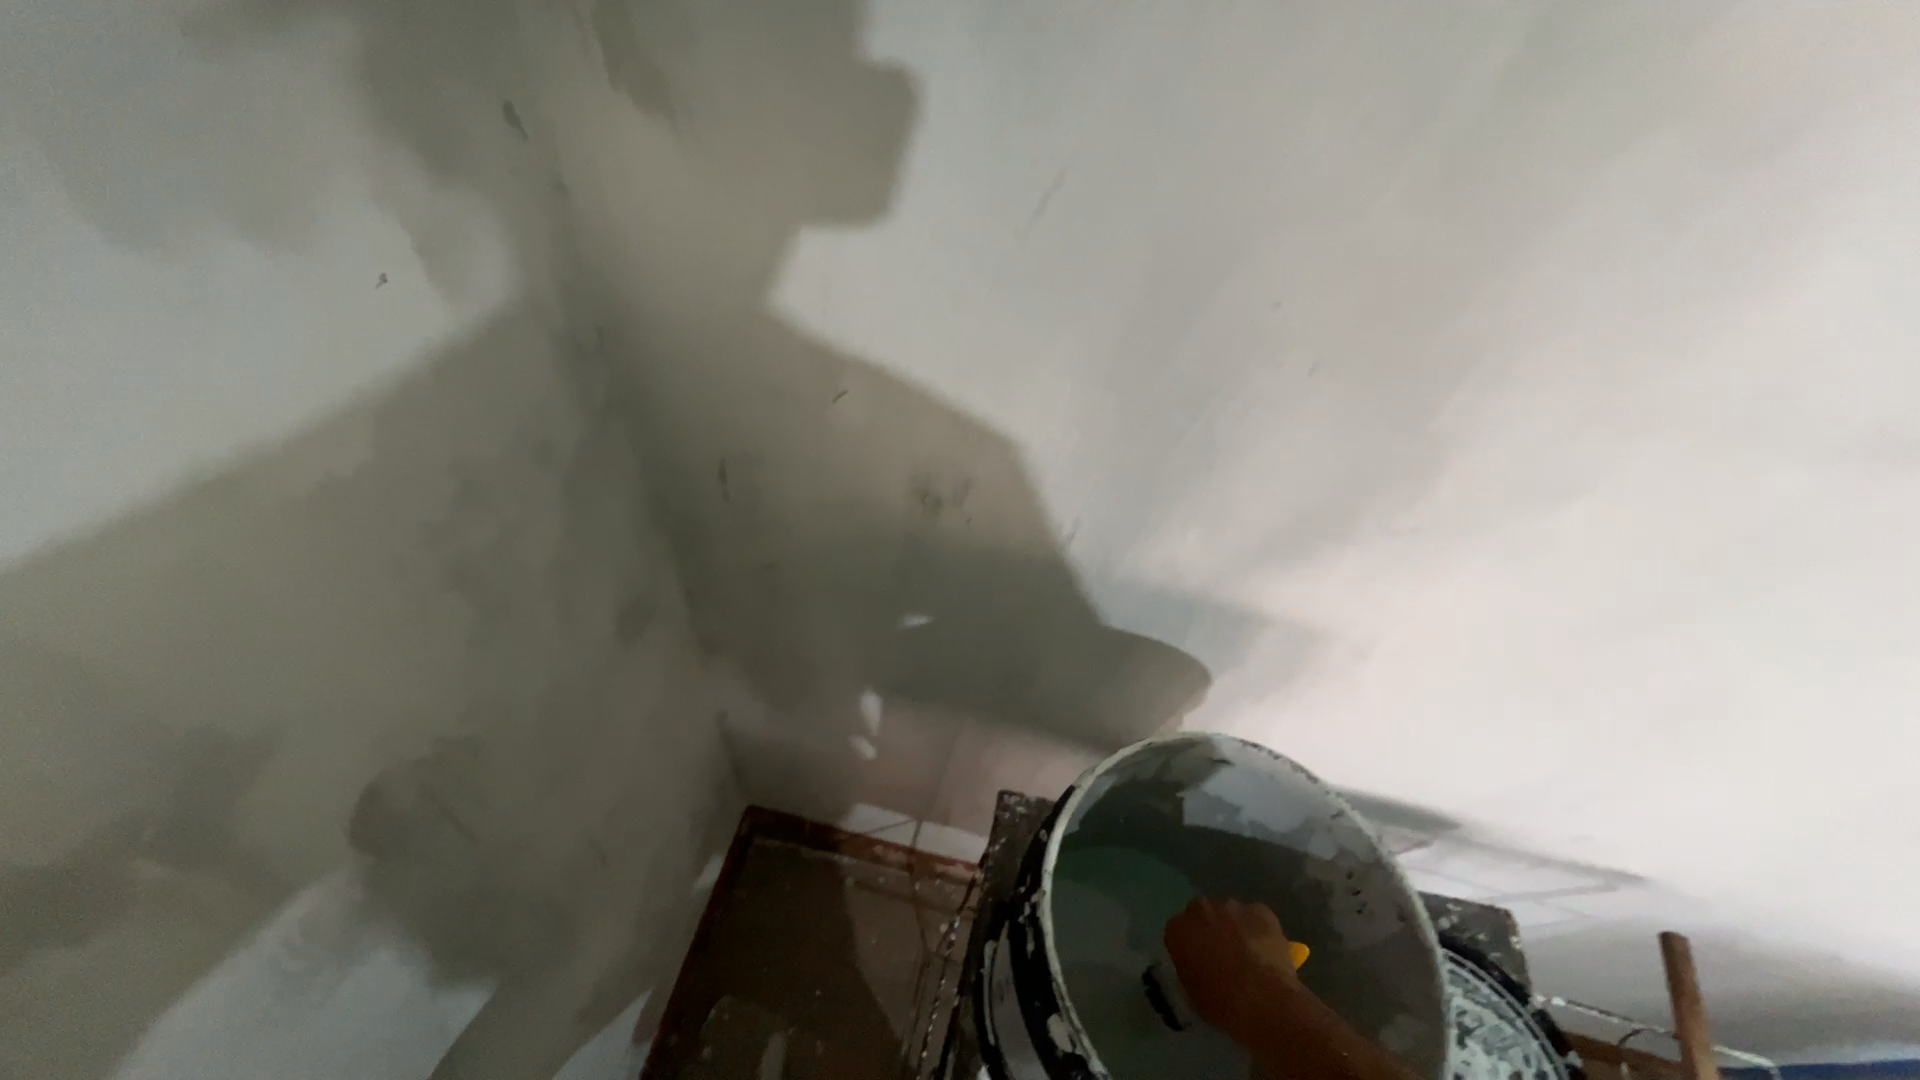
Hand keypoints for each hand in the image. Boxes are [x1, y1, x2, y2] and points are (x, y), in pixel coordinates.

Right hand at [1163, 897, 1302, 1040]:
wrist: (1266, 1001)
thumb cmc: (1222, 1004)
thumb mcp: (1192, 993)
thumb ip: (1190, 969)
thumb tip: (1198, 966)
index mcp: (1178, 930)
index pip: (1178, 931)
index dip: (1190, 948)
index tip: (1199, 963)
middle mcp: (1201, 909)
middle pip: (1202, 914)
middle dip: (1210, 930)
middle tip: (1223, 957)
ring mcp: (1232, 907)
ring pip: (1230, 913)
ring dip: (1235, 928)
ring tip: (1249, 957)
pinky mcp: (1261, 910)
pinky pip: (1256, 917)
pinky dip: (1259, 931)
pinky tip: (1267, 952)